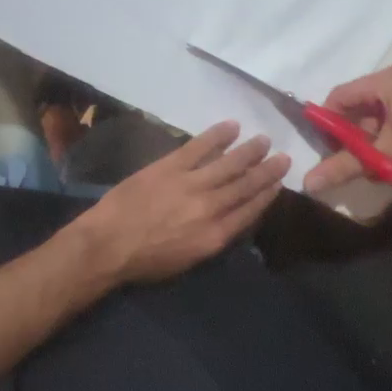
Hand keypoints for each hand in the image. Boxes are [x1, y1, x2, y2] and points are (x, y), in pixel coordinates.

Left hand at [66, 121, 289, 283]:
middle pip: (245, 186)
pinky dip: (217, 135)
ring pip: (228, 163)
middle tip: (283, 158)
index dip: (266, 196)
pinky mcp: (170, 167)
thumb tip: (226, 224)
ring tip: (263, 141)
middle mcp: (210, 208)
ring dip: (248, 151)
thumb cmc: (143, 263)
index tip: (279, 184)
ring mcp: (191, 184)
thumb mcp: (186, 262)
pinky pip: (199, 147)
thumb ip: (210, 241)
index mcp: (215, 236)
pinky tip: (231, 127)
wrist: (108, 245)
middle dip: (266, 171)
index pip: (249, 212)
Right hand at [302, 63, 391, 195]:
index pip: (343, 94)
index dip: (327, 120)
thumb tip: (308, 182)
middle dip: (358, 133)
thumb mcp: (386, 156)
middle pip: (369, 102)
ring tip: (384, 164)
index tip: (323, 146)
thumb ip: (345, 166)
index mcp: (390, 79)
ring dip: (382, 136)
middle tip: (355, 161)